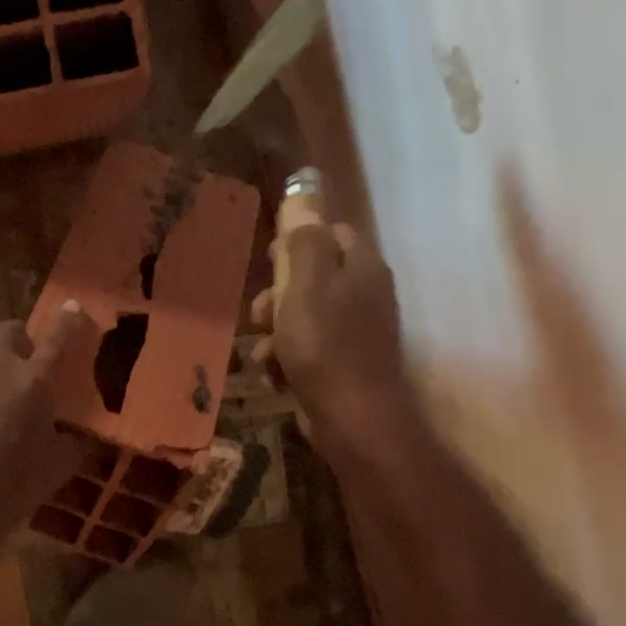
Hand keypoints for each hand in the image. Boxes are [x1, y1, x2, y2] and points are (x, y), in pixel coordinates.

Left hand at [0, 304, 88, 532]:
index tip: (74, 306)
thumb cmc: (18, 481)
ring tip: (5, 410)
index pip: (56, 340)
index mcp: (33, 380)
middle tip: (30, 356)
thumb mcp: (60, 464)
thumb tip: (80, 437)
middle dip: (19, 336)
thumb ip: (74, 442)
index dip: (67, 321)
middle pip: (6, 332)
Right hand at [252, 224, 412, 435]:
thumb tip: (303, 203)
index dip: (298, 241)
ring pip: (305, 317)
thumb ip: (303, 242)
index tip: (269, 259)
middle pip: (313, 277)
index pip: (332, 232)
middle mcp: (366, 295)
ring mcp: (358, 334)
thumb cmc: (324, 345)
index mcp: (362, 267)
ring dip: (276, 333)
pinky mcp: (347, 367)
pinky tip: (274, 377)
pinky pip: (309, 351)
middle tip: (259, 313)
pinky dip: (288, 361)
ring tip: (263, 354)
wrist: (354, 421)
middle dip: (278, 295)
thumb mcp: (304, 285)